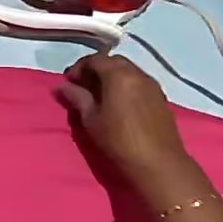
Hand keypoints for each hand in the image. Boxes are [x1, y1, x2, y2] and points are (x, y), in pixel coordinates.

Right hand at [58, 53, 207, 204]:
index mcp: (118, 75)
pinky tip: (118, 103)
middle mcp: (137, 74)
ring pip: (128, 71)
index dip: (79, 68)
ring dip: (111, 77)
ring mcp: (152, 85)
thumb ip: (77, 98)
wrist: (157, 162)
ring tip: (98, 96)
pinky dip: (124, 85)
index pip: (95, 59)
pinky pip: (138, 82)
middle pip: (113, 62)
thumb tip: (62, 86)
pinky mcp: (160, 97)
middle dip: (96, 70)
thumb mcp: (91, 119)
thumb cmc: (118, 140)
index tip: (68, 82)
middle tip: (82, 87)